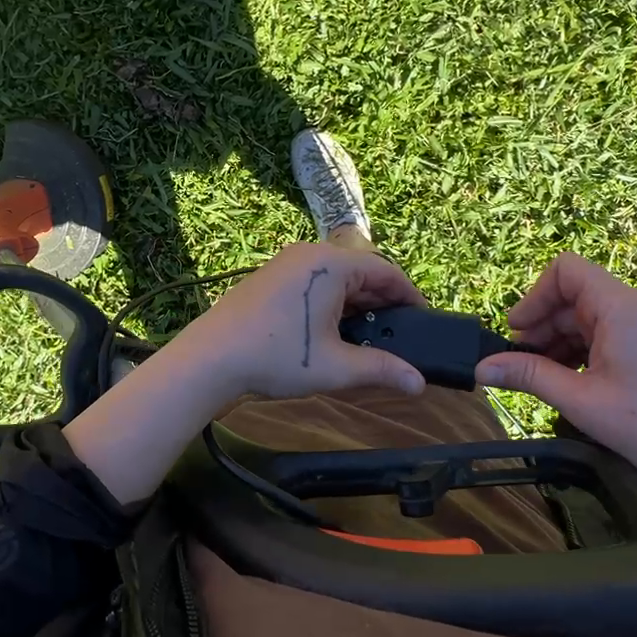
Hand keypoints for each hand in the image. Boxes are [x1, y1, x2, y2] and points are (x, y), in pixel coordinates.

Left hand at [154, 242, 428, 400]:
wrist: (211, 358)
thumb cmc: (276, 356)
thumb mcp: (335, 367)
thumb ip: (381, 370)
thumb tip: (418, 383)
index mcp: (329, 264)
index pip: (385, 270)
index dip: (409, 295)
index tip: (425, 321)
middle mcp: (308, 254)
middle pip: (360, 270)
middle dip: (383, 301)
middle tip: (400, 334)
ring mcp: (286, 263)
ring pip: (336, 277)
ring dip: (357, 303)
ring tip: (371, 338)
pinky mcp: (271, 278)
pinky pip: (314, 282)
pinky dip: (332, 302)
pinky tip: (335, 332)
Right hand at [475, 252, 636, 510]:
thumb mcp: (584, 403)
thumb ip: (529, 377)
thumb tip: (481, 368)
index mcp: (621, 308)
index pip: (565, 269)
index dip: (533, 296)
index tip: (517, 333)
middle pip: (573, 296)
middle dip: (541, 326)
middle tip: (522, 367)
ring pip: (590, 319)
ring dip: (560, 344)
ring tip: (547, 382)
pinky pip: (610, 336)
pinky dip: (585, 353)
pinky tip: (577, 387)